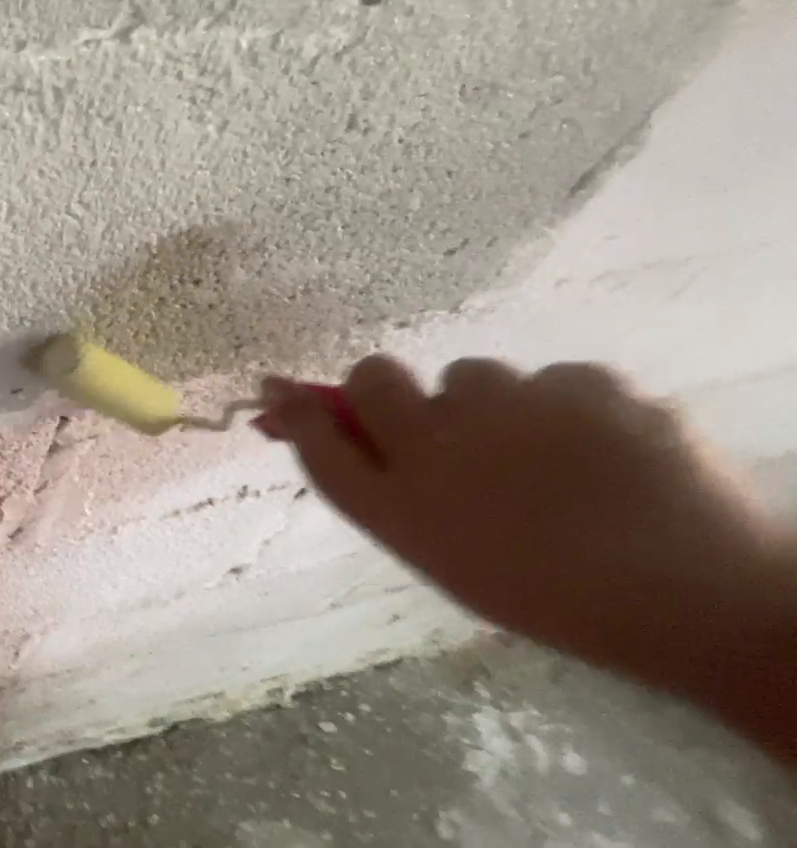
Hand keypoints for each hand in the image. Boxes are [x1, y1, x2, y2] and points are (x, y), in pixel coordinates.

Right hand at [260, 356, 793, 695]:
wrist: (707, 608)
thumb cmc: (538, 586)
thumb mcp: (419, 540)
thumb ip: (346, 467)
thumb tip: (280, 398)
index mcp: (412, 469)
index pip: (342, 399)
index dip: (329, 399)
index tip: (316, 404)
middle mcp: (460, 424)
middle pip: (394, 379)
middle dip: (409, 404)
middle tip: (454, 454)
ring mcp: (537, 402)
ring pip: (484, 380)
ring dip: (496, 411)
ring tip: (542, 467)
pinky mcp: (613, 392)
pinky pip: (565, 381)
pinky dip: (573, 410)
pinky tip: (604, 458)